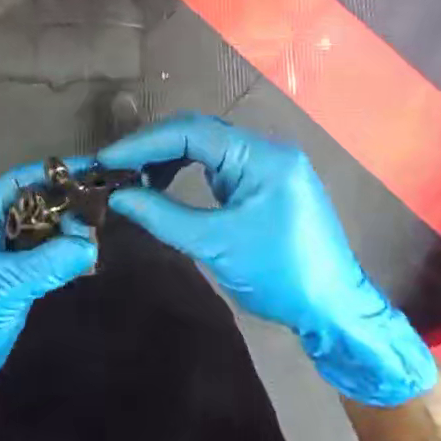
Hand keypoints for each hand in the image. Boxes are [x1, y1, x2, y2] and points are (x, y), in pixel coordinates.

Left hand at [0, 160, 97, 440]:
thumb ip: (49, 263)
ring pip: (41, 228)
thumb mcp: (8, 286)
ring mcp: (3, 254)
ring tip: (96, 233)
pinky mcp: (15, 275)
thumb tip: (90, 244)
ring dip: (67, 229)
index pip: (17, 183)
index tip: (87, 170)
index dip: (51, 173)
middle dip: (65, 204)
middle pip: (33, 203)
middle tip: (98, 209)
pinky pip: (44, 253)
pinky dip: (64, 252)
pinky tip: (86, 257)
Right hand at [99, 115, 435, 406]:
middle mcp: (266, 149)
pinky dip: (189, 172)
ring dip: (169, 159)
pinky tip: (165, 185)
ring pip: (209, 148)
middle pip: (200, 133)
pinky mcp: (266, 184)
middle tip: (114, 168)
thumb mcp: (215, 244)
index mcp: (260, 155)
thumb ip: (162, 215)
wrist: (334, 308)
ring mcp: (268, 166)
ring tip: (133, 178)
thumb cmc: (279, 274)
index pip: (192, 132)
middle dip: (154, 148)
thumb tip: (117, 196)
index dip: (144, 143)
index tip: (106, 159)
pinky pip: (221, 166)